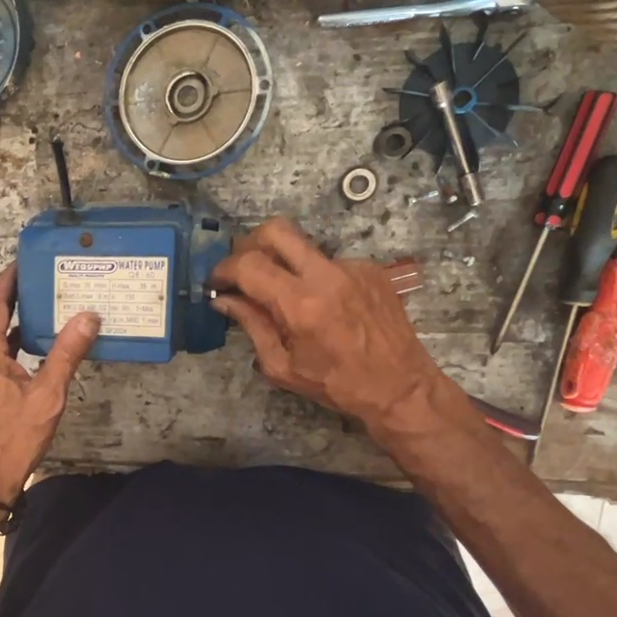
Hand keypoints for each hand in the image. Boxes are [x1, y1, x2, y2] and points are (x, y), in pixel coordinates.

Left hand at [0, 263, 98, 503]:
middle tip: (46, 278)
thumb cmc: (13, 439)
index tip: (27, 259)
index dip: (9, 279)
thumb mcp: (47, 396)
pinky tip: (36, 348)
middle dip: (16, 297)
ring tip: (47, 307)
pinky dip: (13, 346)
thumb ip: (66, 354)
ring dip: (16, 322)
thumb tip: (88, 316)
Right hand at [209, 217, 455, 431]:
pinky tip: (321, 305)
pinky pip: (328, 263)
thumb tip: (224, 300)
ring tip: (286, 298)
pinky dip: (314, 278)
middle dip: (250, 244)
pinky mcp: (370, 269)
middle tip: (243, 269)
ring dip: (284, 265)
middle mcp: (327, 276)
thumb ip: (251, 325)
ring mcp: (352, 267)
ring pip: (303, 248)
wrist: (400, 386)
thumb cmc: (336, 384)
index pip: (249, 265)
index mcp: (301, 305)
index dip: (224, 269)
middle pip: (276, 230)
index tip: (217, 282)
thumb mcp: (282, 365)